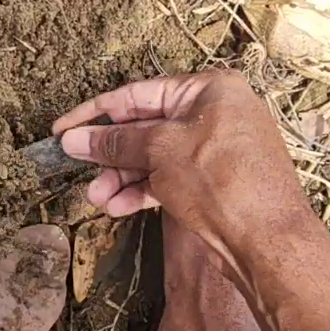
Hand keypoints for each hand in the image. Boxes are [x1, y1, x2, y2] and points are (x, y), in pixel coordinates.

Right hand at [51, 71, 315, 261]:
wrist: (267, 240)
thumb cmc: (221, 180)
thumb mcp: (160, 151)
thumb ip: (115, 142)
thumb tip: (74, 138)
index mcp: (208, 89)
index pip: (136, 94)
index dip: (95, 113)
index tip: (62, 130)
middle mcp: (213, 113)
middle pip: (143, 127)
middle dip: (109, 153)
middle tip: (78, 169)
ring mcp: (212, 149)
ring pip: (152, 158)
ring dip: (120, 178)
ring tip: (97, 199)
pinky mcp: (210, 182)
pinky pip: (166, 179)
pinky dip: (140, 191)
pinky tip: (117, 208)